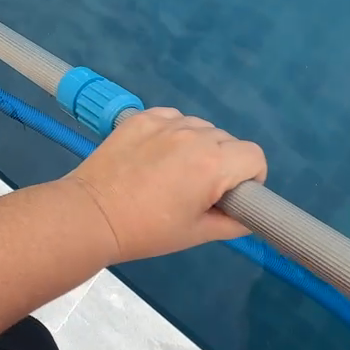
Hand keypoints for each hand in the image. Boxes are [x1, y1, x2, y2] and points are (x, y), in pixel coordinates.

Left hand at [63, 108, 265, 263]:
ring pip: (199, 126)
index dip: (251, 176)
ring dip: (199, 144)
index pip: (254, 155)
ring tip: (176, 170)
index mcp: (212, 163)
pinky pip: (172, 117)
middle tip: (201, 187)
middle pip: (227, 139)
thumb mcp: (199, 233)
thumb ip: (233, 221)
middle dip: (225, 162)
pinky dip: (173, 131)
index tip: (233, 194)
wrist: (95, 212)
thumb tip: (247, 214)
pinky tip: (157, 153)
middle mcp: (191, 134)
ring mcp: (163, 122)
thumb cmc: (149, 229)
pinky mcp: (139, 117)